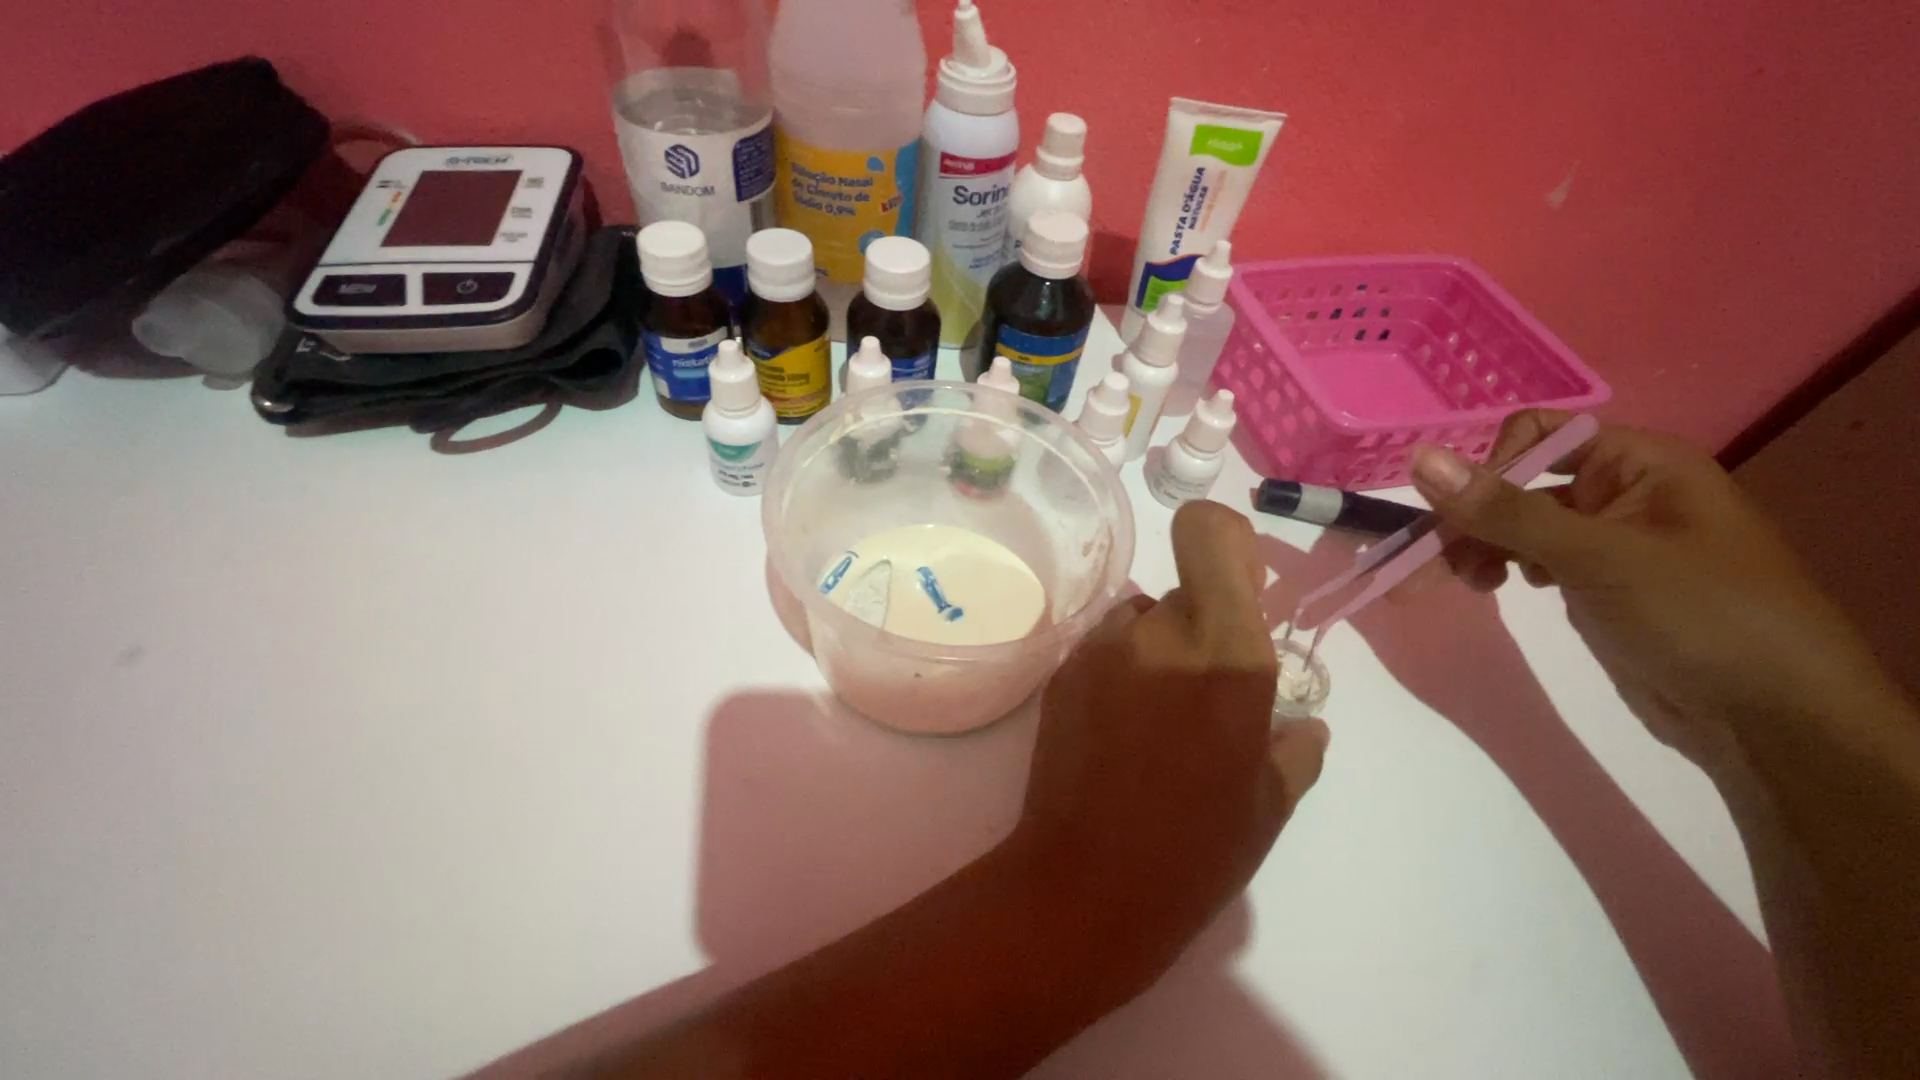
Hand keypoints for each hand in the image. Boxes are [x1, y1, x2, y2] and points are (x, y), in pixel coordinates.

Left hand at [1008, 501, 1329, 985]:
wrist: (1088, 883)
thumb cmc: (1197, 847)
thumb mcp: (1270, 801)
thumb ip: (1294, 747)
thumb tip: (1302, 724)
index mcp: (1227, 652)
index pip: (1210, 536)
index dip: (1225, 544)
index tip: (1241, 589)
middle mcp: (1158, 632)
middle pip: (1183, 592)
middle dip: (1200, 627)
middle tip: (1203, 692)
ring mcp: (1100, 651)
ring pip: (1138, 619)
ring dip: (1155, 648)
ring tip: (1155, 718)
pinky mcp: (1061, 674)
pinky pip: (1103, 650)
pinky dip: (1119, 672)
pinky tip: (1118, 731)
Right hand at [1407, 410, 1891, 777]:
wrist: (1771, 717)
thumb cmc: (1697, 615)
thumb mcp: (1595, 556)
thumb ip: (1504, 510)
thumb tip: (1419, 458)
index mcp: (1640, 463)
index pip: (1539, 434)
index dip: (1491, 465)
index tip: (1459, 515)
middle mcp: (1622, 491)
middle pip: (1519, 482)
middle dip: (1472, 517)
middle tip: (1435, 563)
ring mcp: (1608, 540)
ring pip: (1517, 524)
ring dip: (1478, 546)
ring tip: (1467, 583)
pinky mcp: (1595, 582)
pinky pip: (1531, 558)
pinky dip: (1501, 568)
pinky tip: (1492, 589)